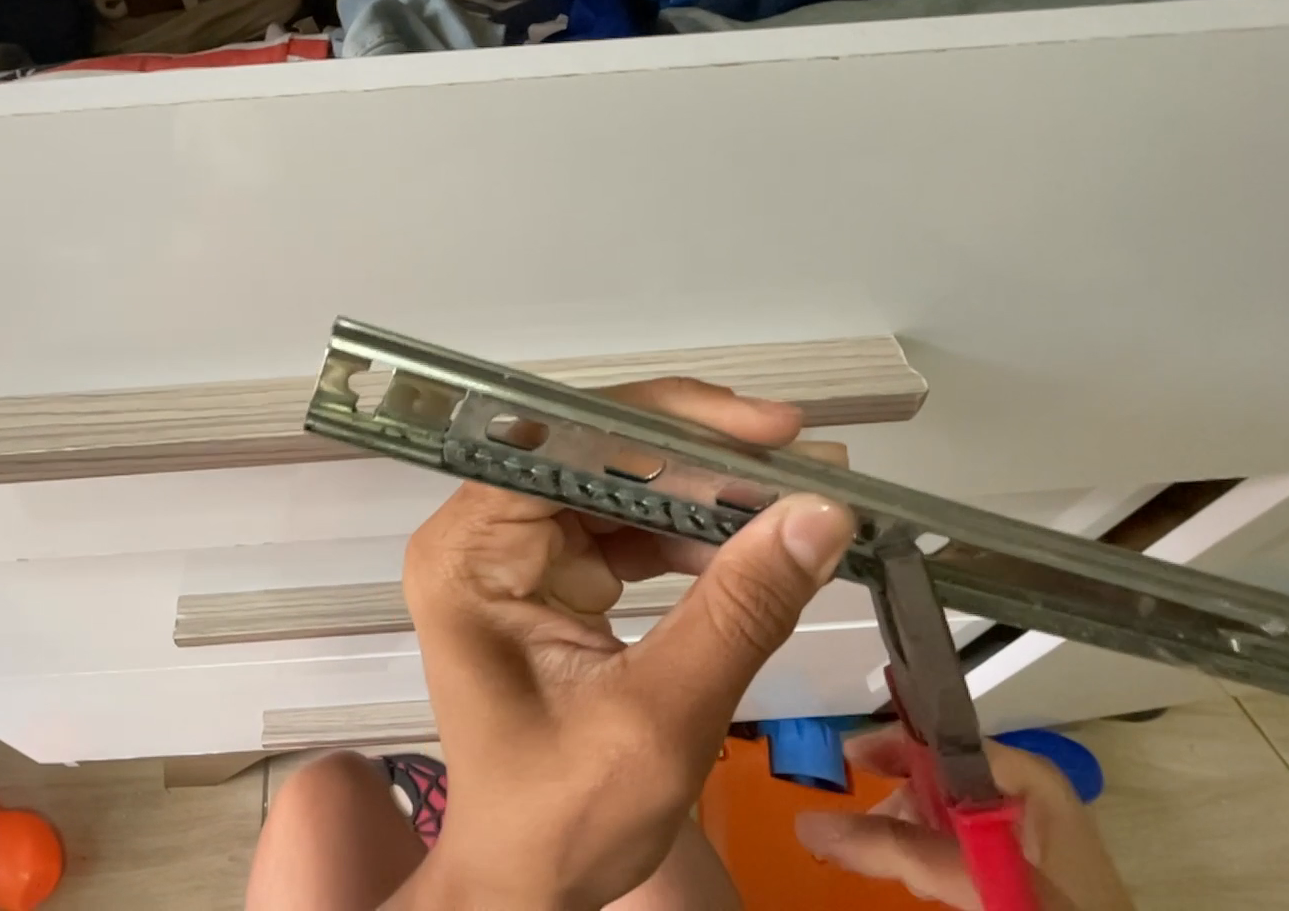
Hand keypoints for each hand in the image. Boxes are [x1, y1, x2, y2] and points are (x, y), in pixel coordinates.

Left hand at [386, 378, 858, 909]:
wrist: (528, 879)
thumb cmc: (562, 815)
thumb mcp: (660, 715)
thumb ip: (738, 609)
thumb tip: (819, 512)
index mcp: (470, 553)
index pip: (561, 447)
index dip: (663, 423)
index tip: (763, 428)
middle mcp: (481, 537)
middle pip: (593, 460)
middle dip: (698, 459)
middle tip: (801, 457)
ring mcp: (515, 554)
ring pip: (617, 491)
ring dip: (703, 495)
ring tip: (795, 496)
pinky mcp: (549, 578)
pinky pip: (623, 532)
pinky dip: (688, 537)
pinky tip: (752, 545)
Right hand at [795, 726, 1135, 910]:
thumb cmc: (1056, 908)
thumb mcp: (982, 876)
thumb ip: (906, 848)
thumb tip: (810, 824)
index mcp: (1026, 778)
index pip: (939, 736)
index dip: (888, 746)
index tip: (847, 763)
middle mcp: (1024, 796)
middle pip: (933, 774)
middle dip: (892, 798)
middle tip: (860, 826)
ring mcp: (1025, 838)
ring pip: (941, 813)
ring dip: (903, 831)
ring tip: (888, 862)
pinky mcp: (1020, 873)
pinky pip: (956, 849)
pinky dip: (927, 859)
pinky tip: (919, 882)